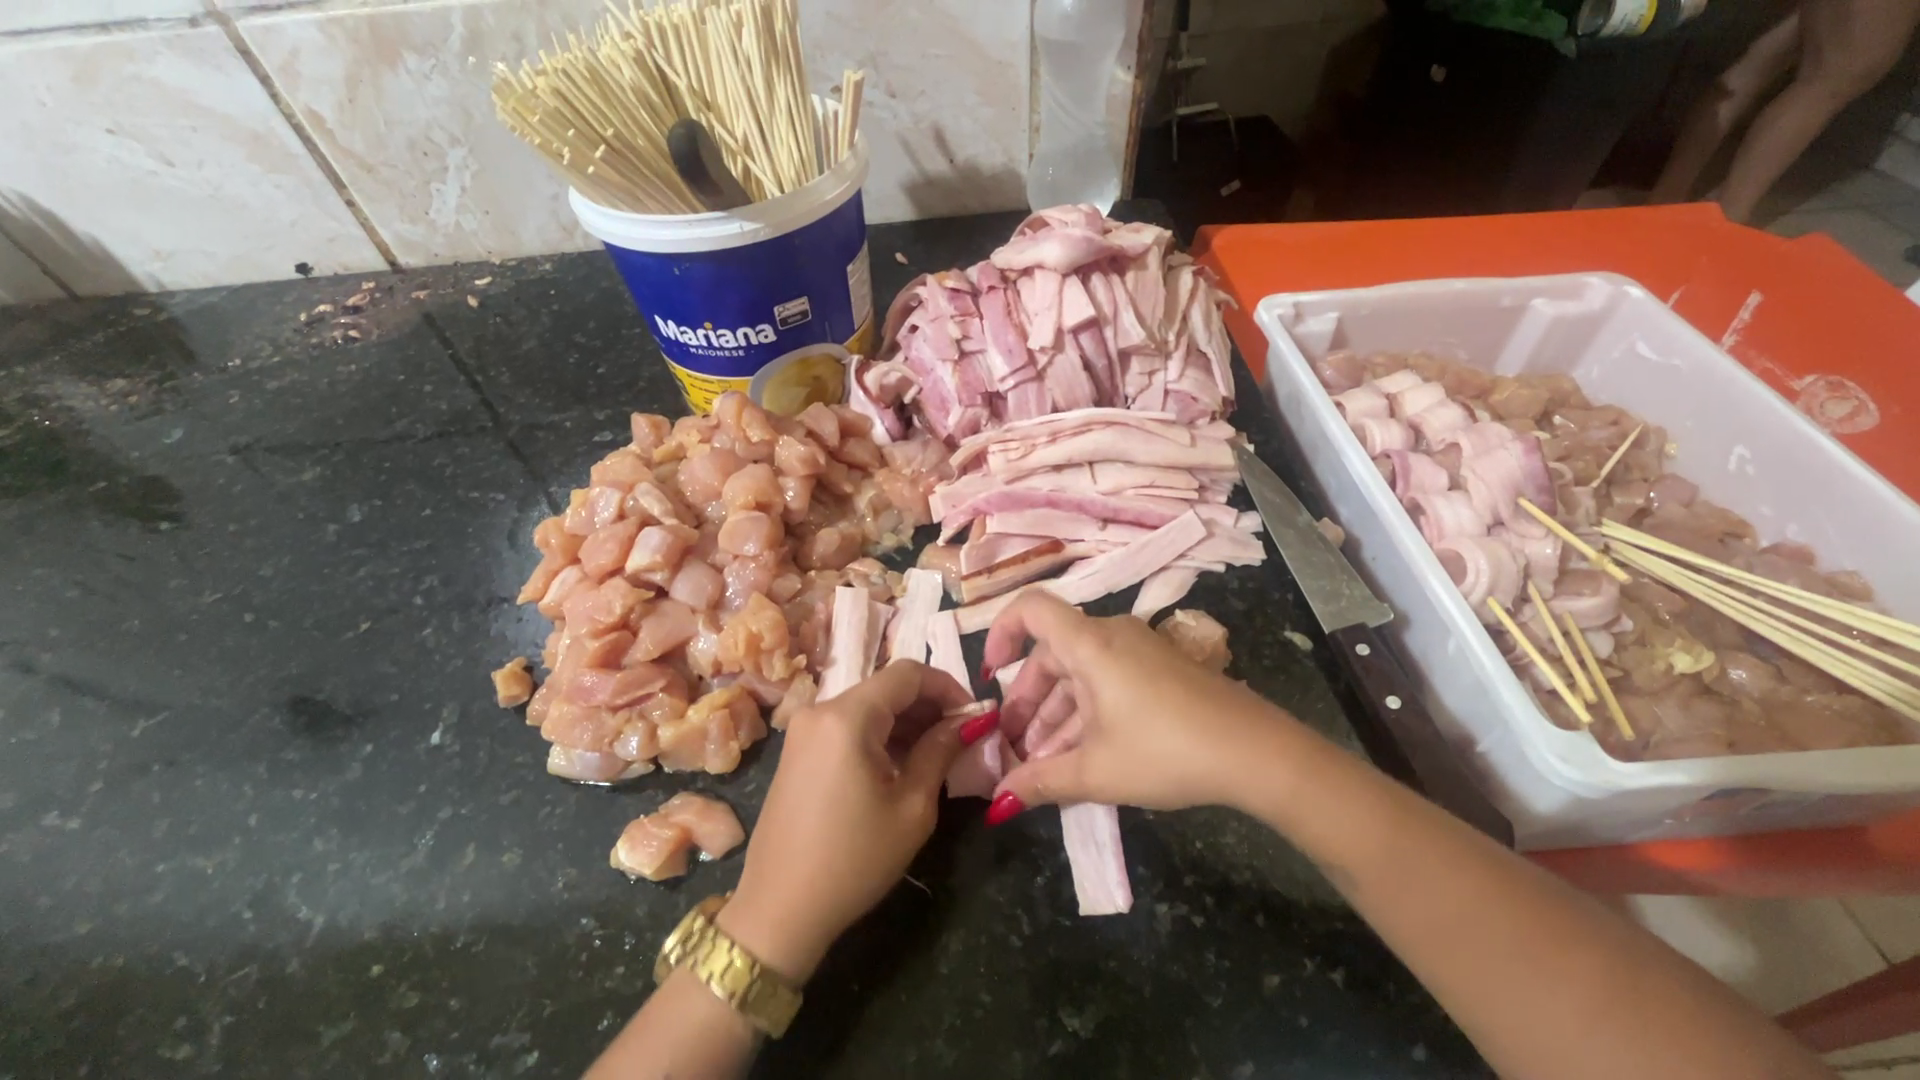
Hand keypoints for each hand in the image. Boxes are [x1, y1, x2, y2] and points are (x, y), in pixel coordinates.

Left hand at [717, 662, 972, 982]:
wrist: (780, 910)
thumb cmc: (854, 860)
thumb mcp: (912, 807)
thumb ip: (941, 751)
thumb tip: (969, 721)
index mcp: (847, 716)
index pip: (908, 673)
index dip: (948, 687)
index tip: (974, 718)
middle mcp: (820, 711)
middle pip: (886, 688)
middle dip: (928, 706)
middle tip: (962, 739)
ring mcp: (803, 731)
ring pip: (867, 707)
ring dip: (906, 723)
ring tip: (938, 756)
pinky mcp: (797, 752)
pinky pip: (847, 727)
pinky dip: (879, 736)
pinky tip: (901, 767)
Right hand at [982, 592, 1304, 815]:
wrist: (1256, 753)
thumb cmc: (1166, 751)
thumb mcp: (1097, 772)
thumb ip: (1041, 781)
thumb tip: (999, 799)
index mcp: (1090, 644)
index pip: (1030, 609)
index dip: (999, 633)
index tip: (989, 676)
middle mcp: (1112, 636)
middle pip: (1051, 655)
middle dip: (1027, 702)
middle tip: (1014, 748)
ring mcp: (1140, 652)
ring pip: (1079, 675)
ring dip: (1056, 716)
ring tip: (1042, 765)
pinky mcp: (1161, 671)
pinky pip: (1107, 682)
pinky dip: (1086, 713)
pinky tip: (1079, 757)